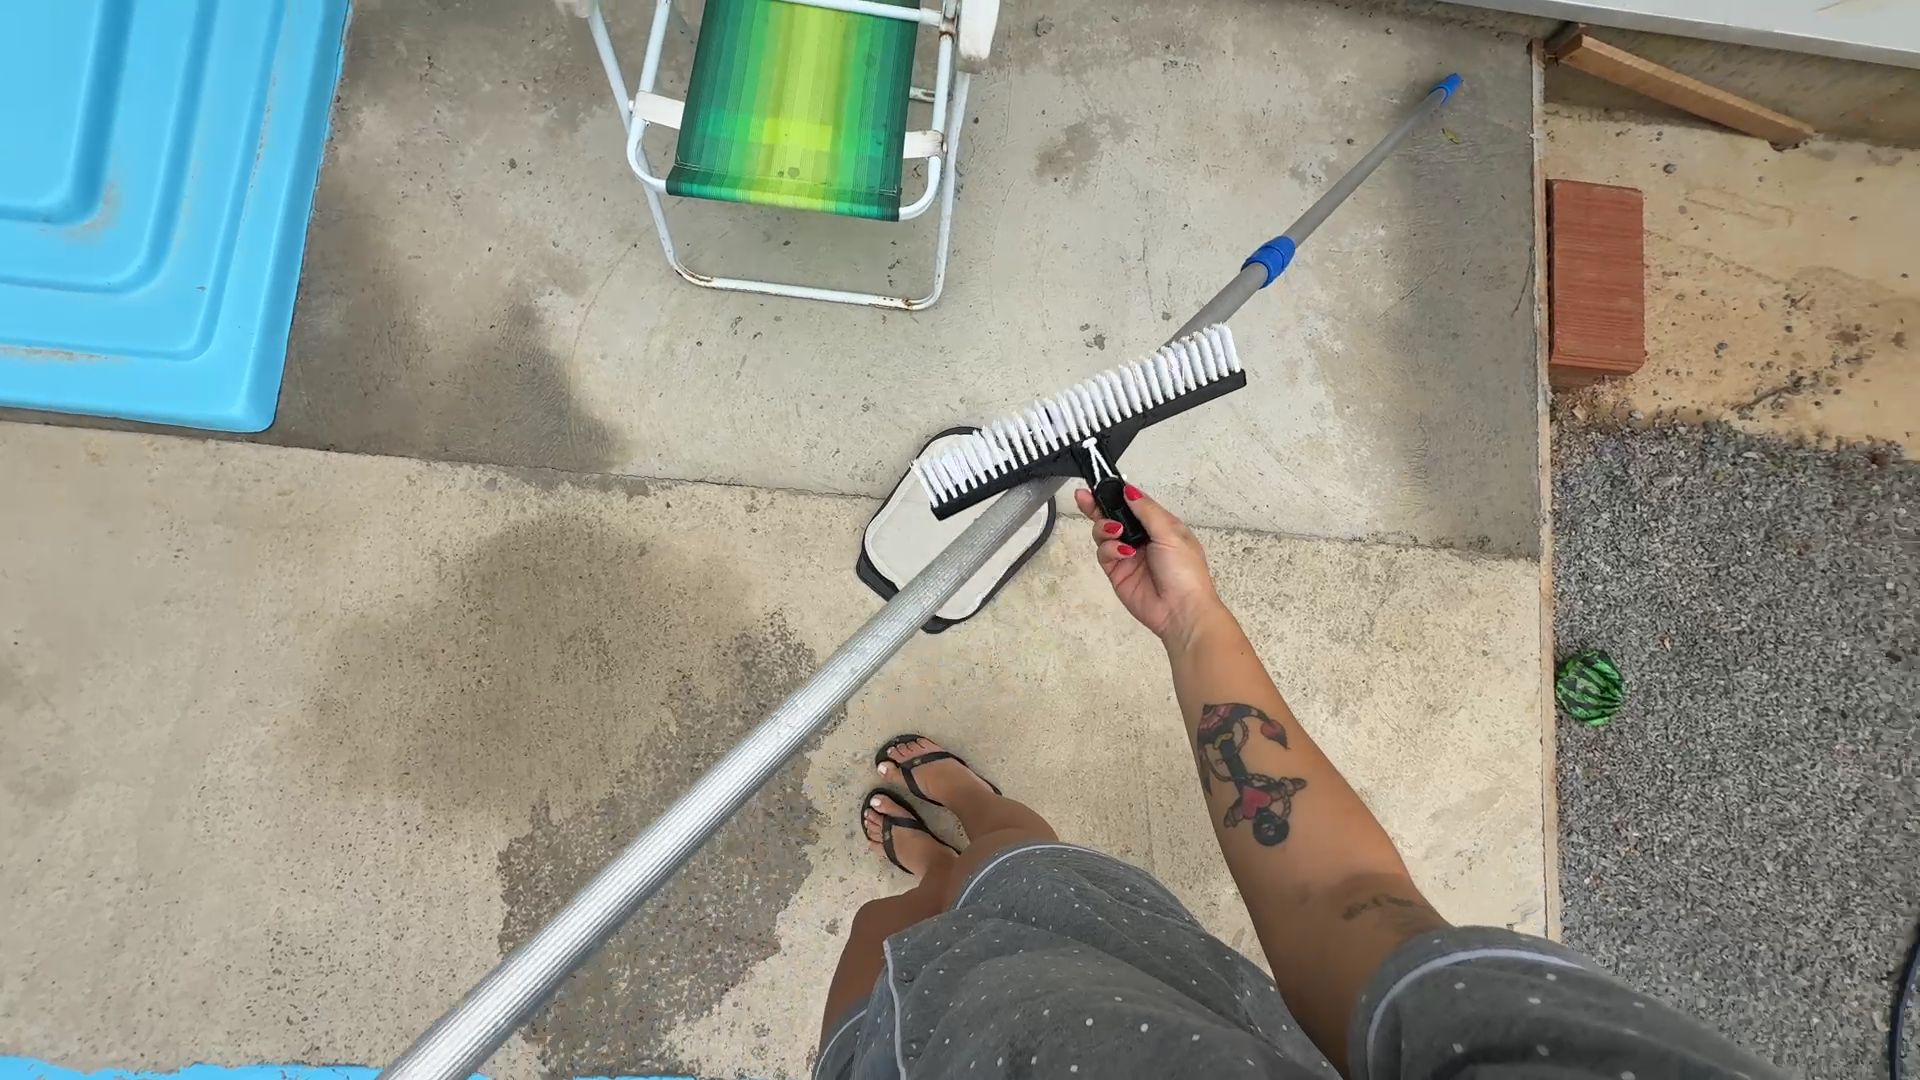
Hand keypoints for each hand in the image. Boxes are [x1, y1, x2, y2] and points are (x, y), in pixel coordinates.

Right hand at [1074, 484, 1225, 645]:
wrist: (1181, 611)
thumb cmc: (1186, 573)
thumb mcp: (1170, 533)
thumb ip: (1146, 510)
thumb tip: (1129, 490)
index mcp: (1159, 525)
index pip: (1132, 504)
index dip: (1116, 493)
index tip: (1099, 484)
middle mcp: (1141, 538)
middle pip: (1112, 516)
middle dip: (1097, 506)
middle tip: (1085, 498)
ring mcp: (1127, 555)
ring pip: (1104, 533)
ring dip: (1105, 528)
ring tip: (1115, 532)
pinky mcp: (1117, 572)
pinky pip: (1104, 553)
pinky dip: (1109, 549)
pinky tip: (1122, 553)